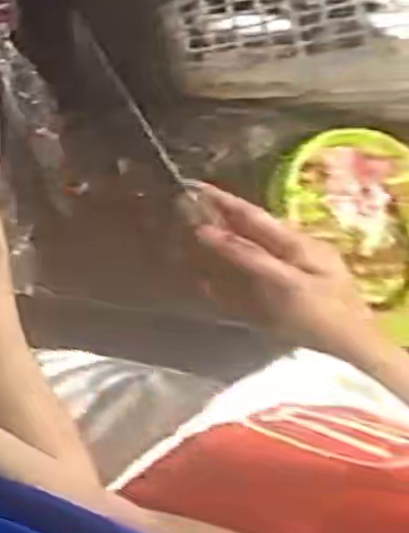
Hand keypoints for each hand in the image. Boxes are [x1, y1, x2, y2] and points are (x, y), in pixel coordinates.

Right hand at [192, 182, 377, 356]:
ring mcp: (290, 263)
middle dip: (215, 212)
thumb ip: (245, 254)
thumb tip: (201, 229)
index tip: (188, 183)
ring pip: (247, 238)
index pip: (251, 214)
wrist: (354, 348)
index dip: (221, 198)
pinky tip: (208, 254)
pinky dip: (226, 250)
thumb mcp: (284, 282)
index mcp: (297, 243)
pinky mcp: (282, 278)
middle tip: (178, 202)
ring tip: (184, 223)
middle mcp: (293, 248)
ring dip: (217, 229)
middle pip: (248, 224)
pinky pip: (248, 256)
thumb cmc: (321, 314)